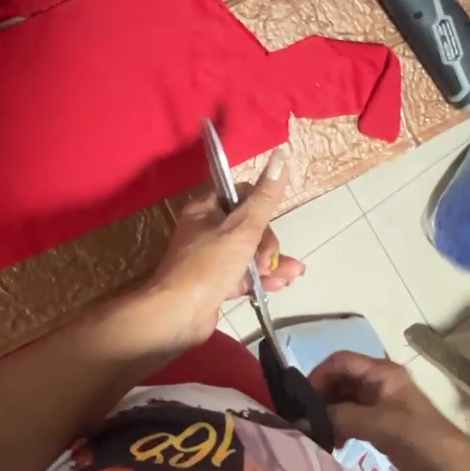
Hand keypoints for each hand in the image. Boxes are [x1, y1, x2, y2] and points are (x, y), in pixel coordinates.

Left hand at [136, 148, 305, 351]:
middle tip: (268, 260)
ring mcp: (210, 259)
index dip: (260, 208)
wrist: (178, 314)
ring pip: (249, 254)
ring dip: (271, 264)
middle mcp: (206, 231)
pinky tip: (278, 287)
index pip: (240, 195)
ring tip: (291, 275)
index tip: (267, 222)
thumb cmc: (209, 266)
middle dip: (268, 244)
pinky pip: (243, 276)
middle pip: (249, 228)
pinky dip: (260, 280)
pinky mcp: (214, 284)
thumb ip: (265, 197)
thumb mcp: (243, 228)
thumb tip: (280, 156)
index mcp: (206, 210)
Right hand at [309, 351, 469, 470]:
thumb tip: (302, 421)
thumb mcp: (377, 425)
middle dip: (321, 397)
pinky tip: (333, 444)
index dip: (319, 375)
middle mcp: (381, 382)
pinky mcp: (383, 425)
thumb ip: (339, 418)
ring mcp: (382, 404)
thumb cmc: (419, 439)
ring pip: (345, 400)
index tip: (302, 399)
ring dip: (329, 414)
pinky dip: (340, 427)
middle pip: (341, 379)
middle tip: (304, 420)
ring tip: (317, 435)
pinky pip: (353, 418)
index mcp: (383, 372)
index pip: (341, 361)